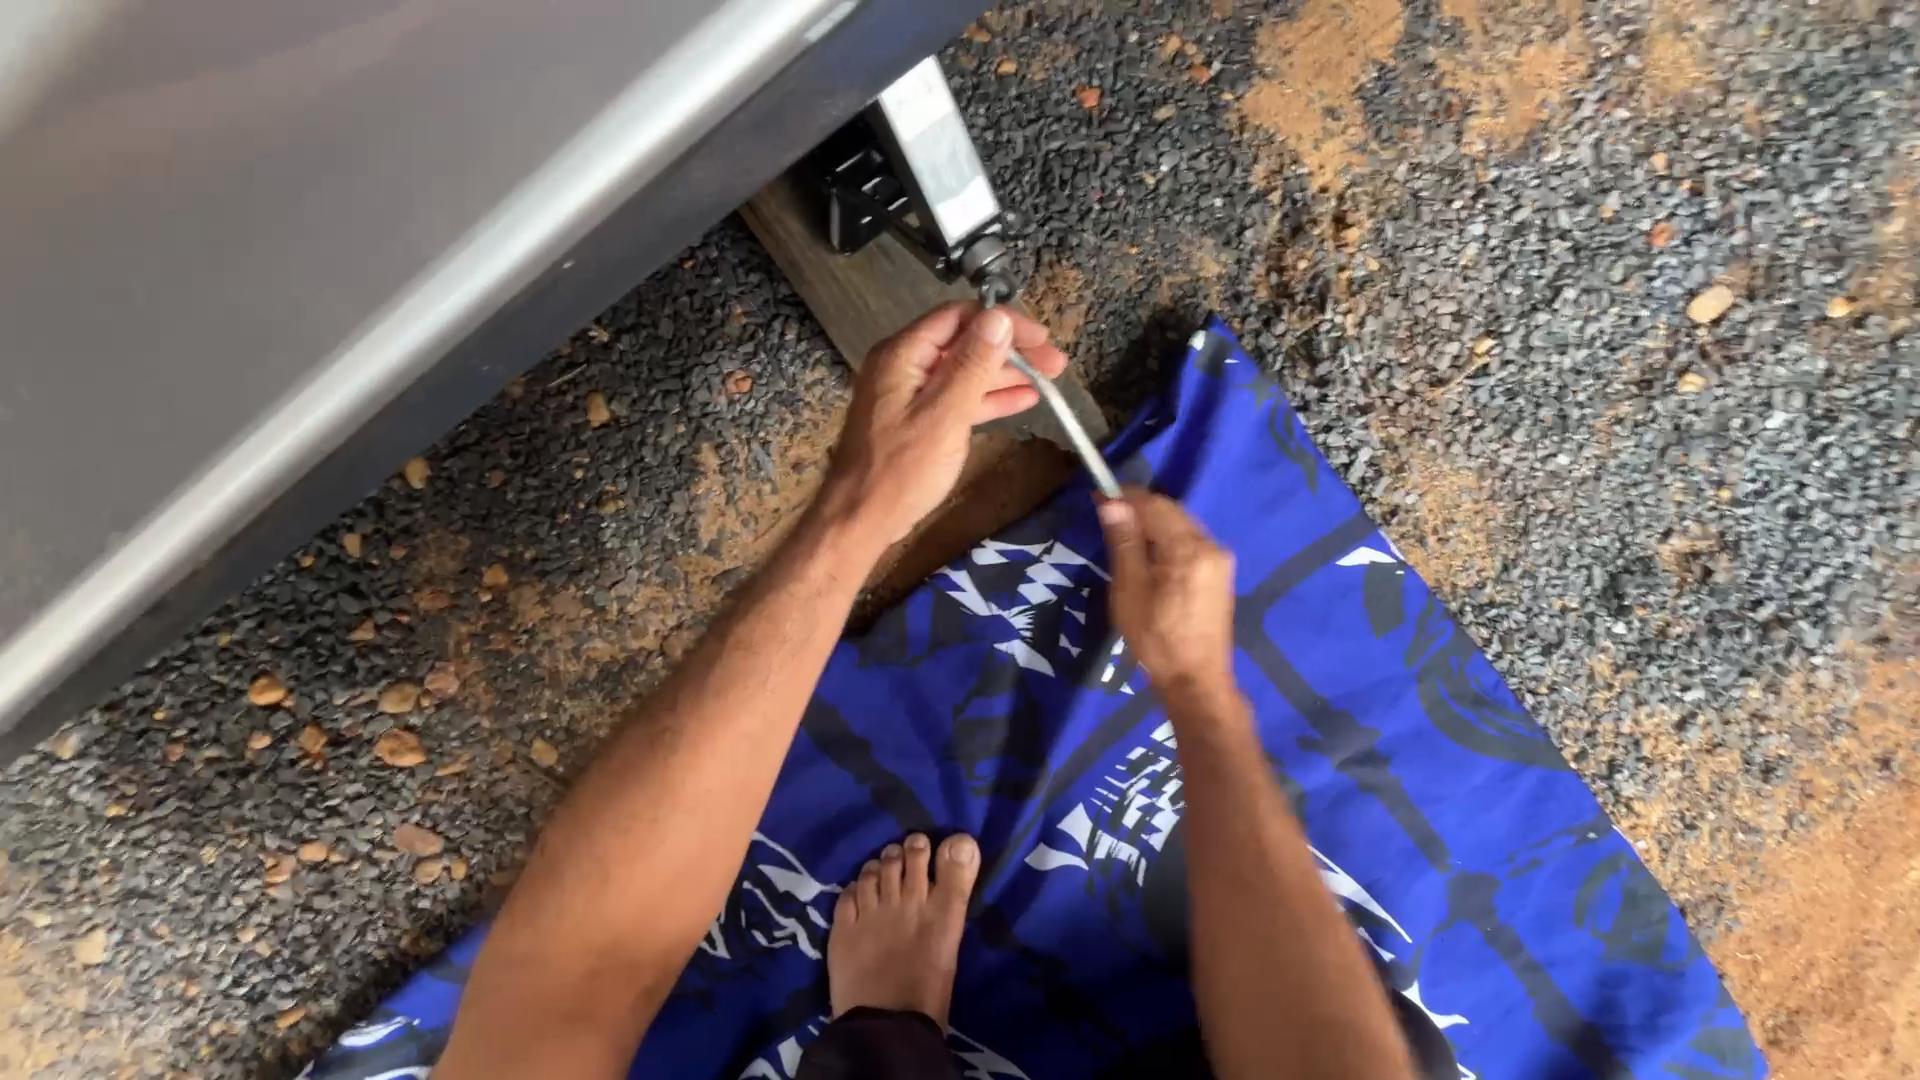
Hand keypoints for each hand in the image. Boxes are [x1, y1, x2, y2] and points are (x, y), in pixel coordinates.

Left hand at [822, 302, 1067, 545]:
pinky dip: (988, 398)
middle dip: (1011, 350)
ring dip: (1005, 374)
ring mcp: (910, 394)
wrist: (862, 518)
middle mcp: (904, 366)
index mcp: (903, 355)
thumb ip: (972, 365)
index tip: (1042, 338)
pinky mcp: (917, 420)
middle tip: (1054, 363)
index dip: (1004, 322)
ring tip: (1048, 381)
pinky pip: (957, 398)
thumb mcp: (944, 414)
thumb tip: (998, 318)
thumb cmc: (902, 469)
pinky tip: (1023, 400)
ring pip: (964, 372)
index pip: (959, 318)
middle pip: (964, 343)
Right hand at [1098, 488, 1238, 695]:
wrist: (1195, 681)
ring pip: (1181, 526)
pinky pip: (1190, 542)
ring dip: (1153, 523)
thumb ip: (1124, 543)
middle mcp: (1211, 546)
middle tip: (1106, 514)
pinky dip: (1166, 540)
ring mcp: (1220, 560)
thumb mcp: (1130, 590)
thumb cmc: (1155, 639)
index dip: (1126, 496)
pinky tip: (1148, 555)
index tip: (1098, 495)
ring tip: (1122, 534)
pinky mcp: (1220, 574)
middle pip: (1172, 512)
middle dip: (1139, 508)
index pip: (1155, 505)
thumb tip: (1113, 504)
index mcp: (1189, 549)